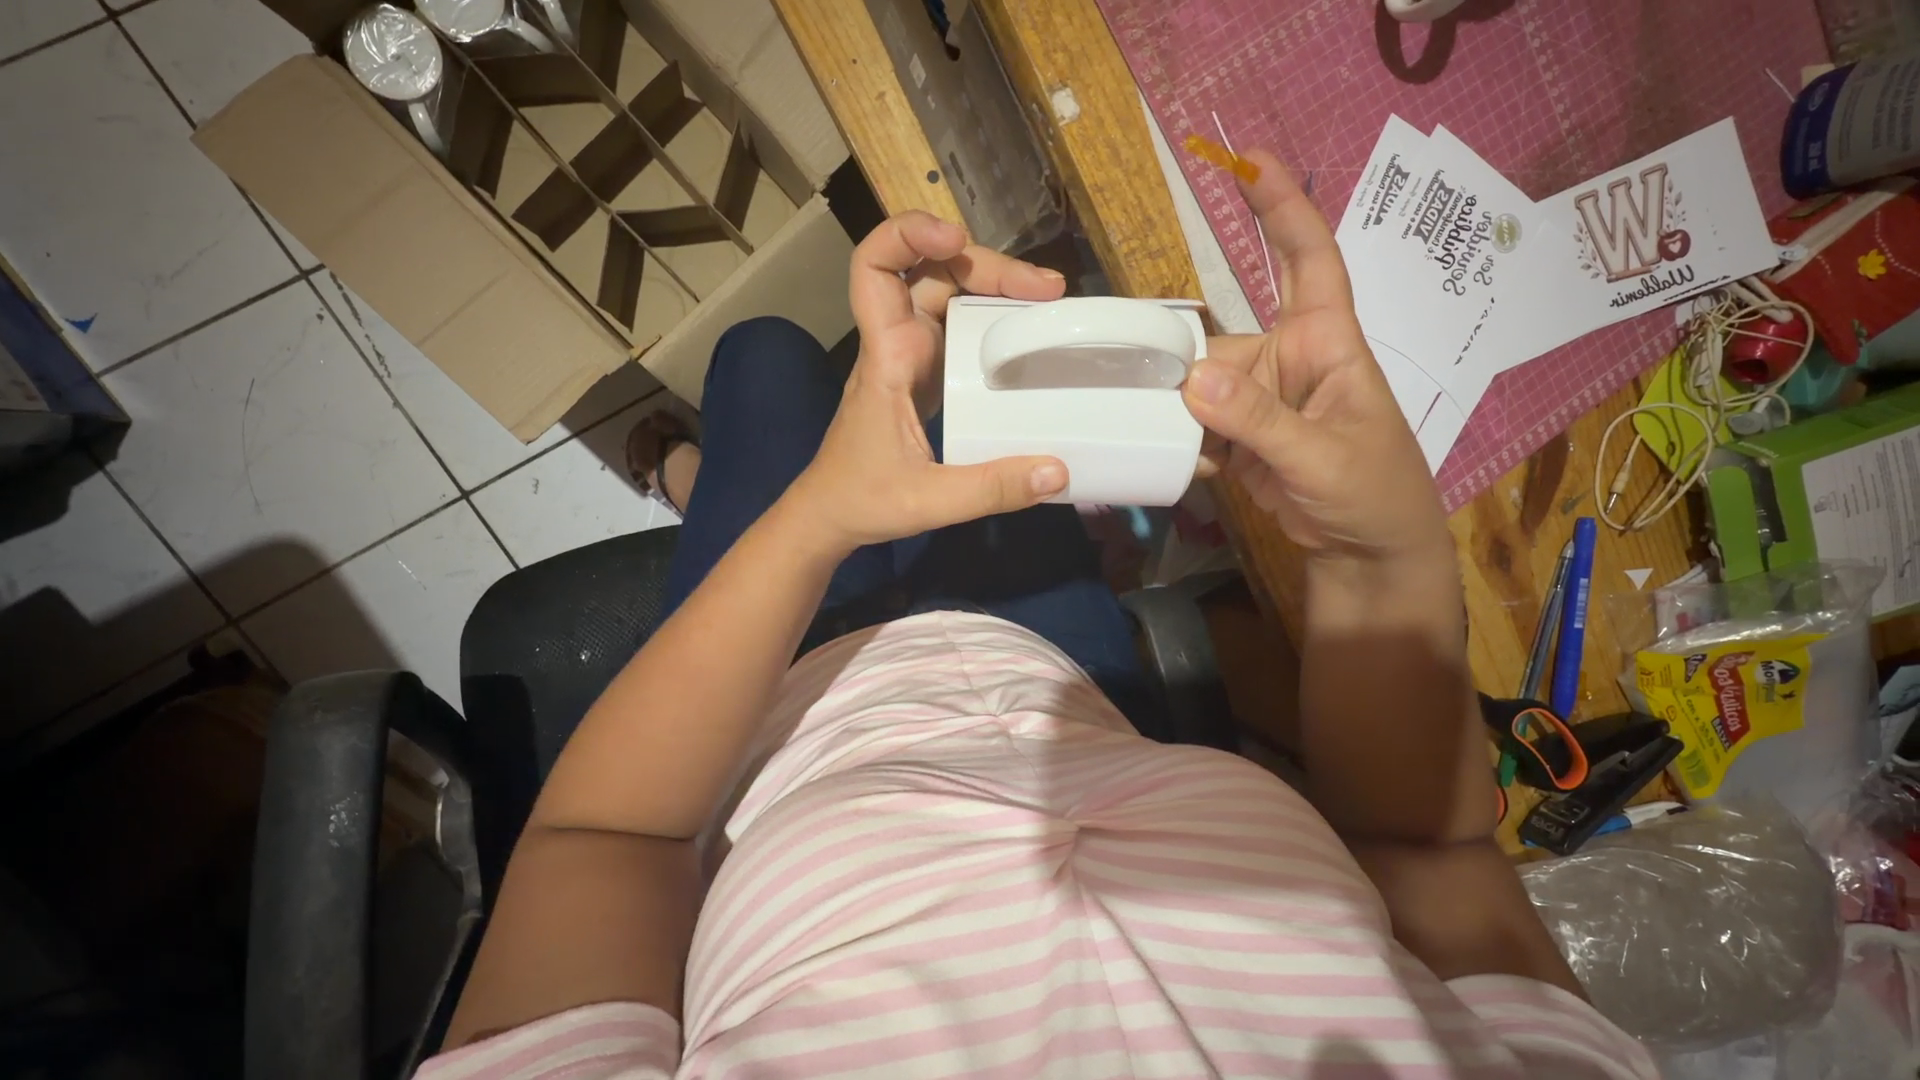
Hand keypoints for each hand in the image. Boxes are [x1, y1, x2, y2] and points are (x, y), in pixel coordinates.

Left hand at [784, 212, 1069, 553]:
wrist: (833, 513)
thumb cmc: (865, 500)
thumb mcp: (929, 502)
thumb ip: (991, 489)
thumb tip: (1058, 472)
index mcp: (887, 358)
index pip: (874, 268)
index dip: (908, 234)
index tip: (957, 238)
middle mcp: (898, 344)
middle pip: (933, 271)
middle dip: (987, 264)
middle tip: (1047, 289)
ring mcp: (911, 355)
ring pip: (947, 292)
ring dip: (993, 283)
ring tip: (1048, 299)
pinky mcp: (925, 372)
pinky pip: (957, 324)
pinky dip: (991, 315)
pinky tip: (1026, 331)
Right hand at [1183, 149, 1449, 562]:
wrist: (1365, 554)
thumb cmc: (1372, 492)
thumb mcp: (1322, 456)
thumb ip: (1260, 421)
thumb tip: (1194, 379)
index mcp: (1325, 343)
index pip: (1308, 260)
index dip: (1281, 207)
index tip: (1246, 159)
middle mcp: (1286, 361)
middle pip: (1218, 338)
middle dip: (1182, 356)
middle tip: (1134, 377)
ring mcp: (1257, 401)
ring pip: (1197, 386)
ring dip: (1174, 410)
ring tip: (1151, 432)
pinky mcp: (1239, 437)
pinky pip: (1196, 425)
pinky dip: (1182, 442)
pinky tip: (1180, 463)